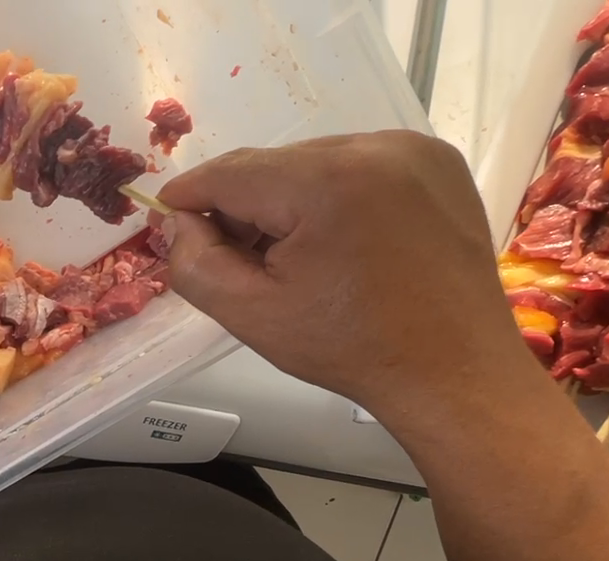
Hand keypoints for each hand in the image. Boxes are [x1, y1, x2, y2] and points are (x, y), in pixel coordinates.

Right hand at [158, 132, 530, 417]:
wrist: (448, 365)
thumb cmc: (345, 346)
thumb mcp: (247, 312)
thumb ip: (195, 263)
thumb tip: (178, 223)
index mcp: (327, 182)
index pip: (229, 173)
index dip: (186, 195)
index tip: (159, 217)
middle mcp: (376, 147)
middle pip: (271, 165)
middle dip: (236, 206)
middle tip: (223, 258)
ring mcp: (414, 151)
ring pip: (310, 164)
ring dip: (279, 203)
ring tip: (280, 258)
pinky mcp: (436, 165)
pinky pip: (352, 167)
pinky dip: (322, 198)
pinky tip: (325, 244)